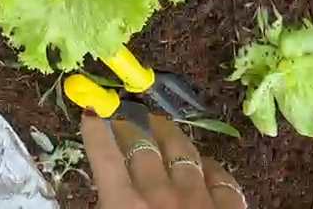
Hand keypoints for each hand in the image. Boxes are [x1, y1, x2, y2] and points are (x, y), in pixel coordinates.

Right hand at [80, 113, 246, 208]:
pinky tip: (204, 165)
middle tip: (124, 119)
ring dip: (168, 134)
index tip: (91, 113)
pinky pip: (221, 178)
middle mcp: (160, 196)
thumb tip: (102, 201)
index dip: (96, 131)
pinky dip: (210, 167)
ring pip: (182, 151)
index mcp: (125, 208)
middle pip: (142, 146)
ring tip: (160, 125)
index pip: (105, 156)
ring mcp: (199, 201)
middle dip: (130, 127)